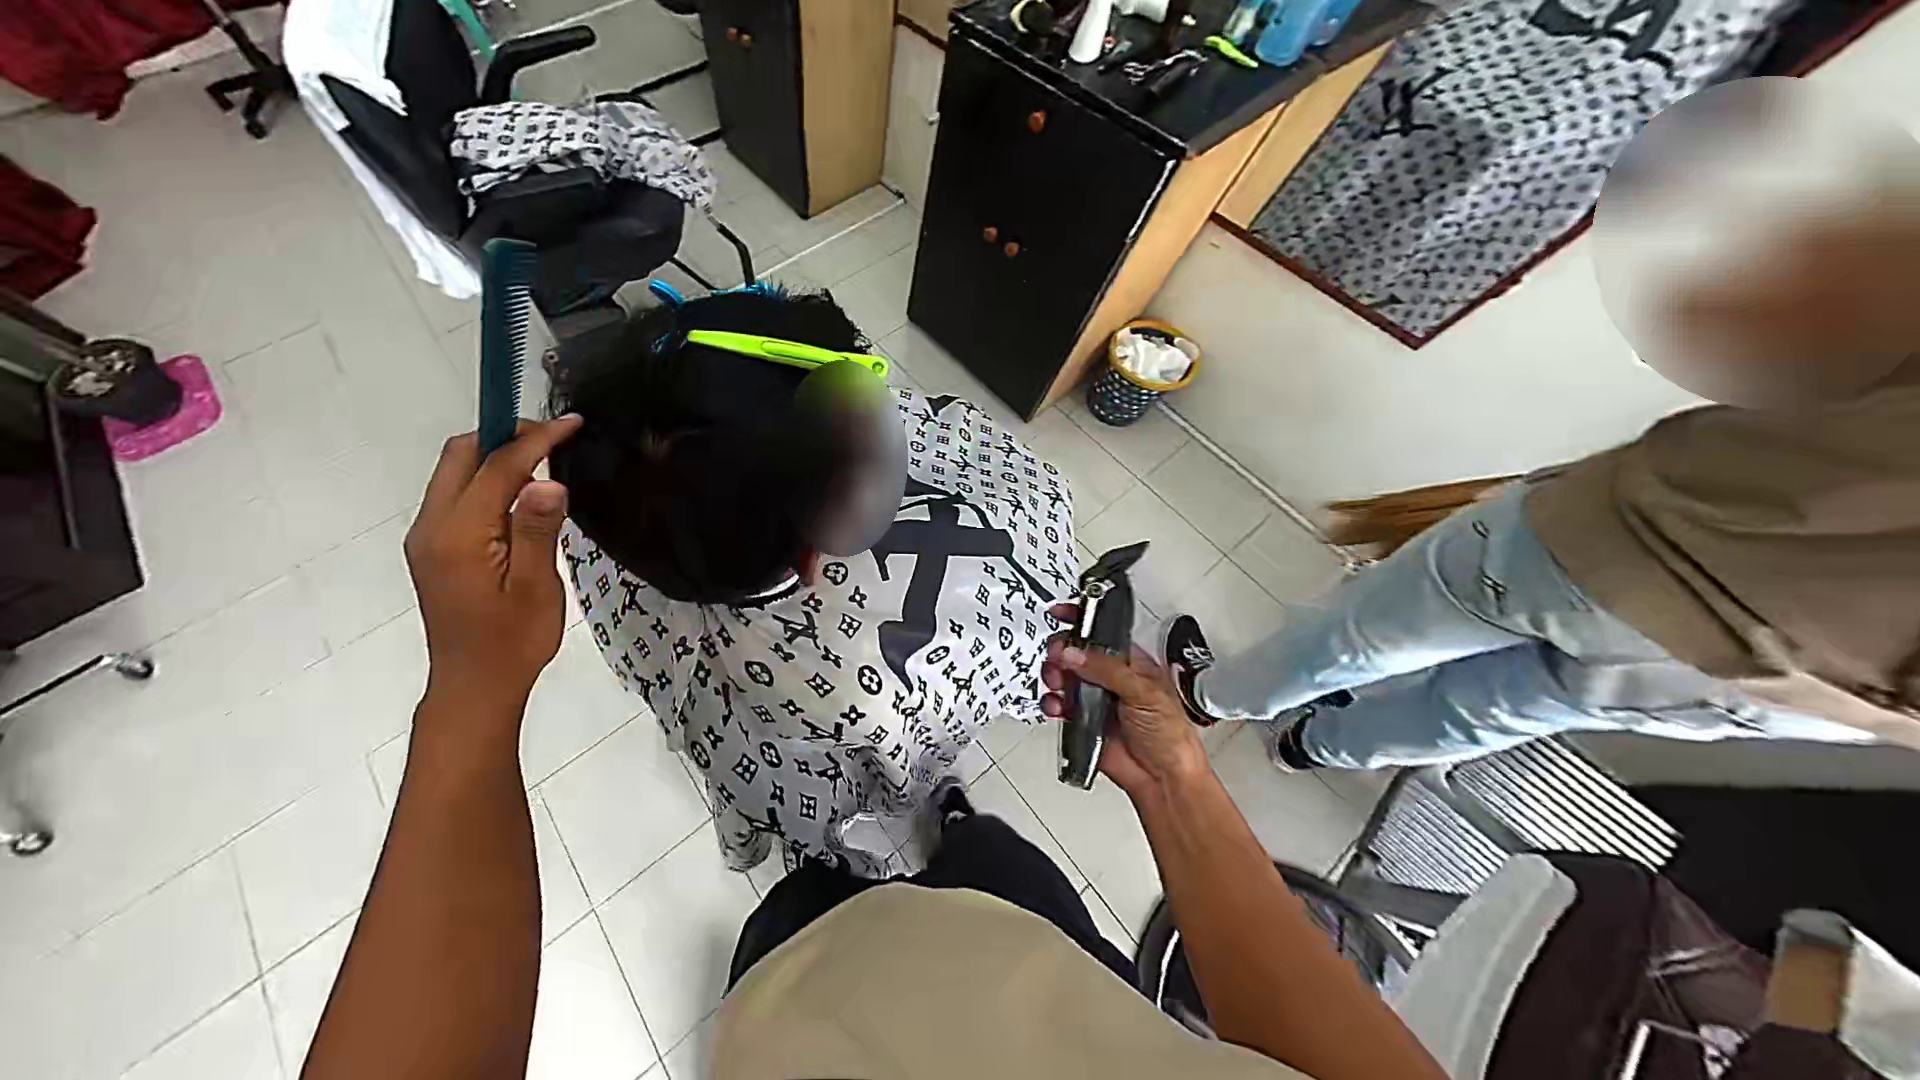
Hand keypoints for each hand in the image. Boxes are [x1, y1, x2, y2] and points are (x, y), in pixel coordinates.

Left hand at [405, 416, 583, 711]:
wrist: (476, 683)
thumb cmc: (514, 639)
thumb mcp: (536, 586)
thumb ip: (538, 530)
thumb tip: (547, 480)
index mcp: (457, 535)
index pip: (496, 468)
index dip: (535, 439)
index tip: (572, 423)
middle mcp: (431, 527)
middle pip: (461, 457)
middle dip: (506, 436)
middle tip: (556, 439)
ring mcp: (428, 537)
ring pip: (456, 473)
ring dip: (497, 457)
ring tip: (546, 462)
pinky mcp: (434, 547)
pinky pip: (458, 495)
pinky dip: (490, 480)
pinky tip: (522, 495)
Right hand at [1040, 605, 1207, 798]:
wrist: (1163, 778)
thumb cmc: (1170, 735)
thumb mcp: (1142, 692)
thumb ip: (1106, 670)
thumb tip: (1073, 653)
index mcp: (1130, 663)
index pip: (1102, 633)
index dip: (1082, 619)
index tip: (1062, 612)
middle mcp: (1110, 678)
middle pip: (1075, 653)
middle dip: (1061, 651)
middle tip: (1057, 655)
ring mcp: (1095, 699)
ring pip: (1063, 677)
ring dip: (1054, 675)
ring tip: (1057, 682)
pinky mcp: (1082, 721)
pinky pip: (1059, 705)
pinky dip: (1052, 703)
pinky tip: (1057, 706)